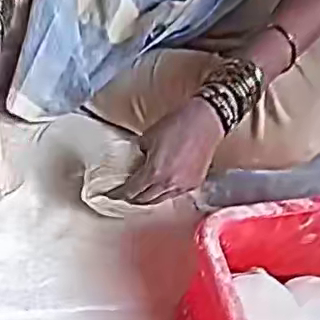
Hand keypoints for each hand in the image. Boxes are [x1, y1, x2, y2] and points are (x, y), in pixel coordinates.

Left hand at [109, 97, 224, 205]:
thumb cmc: (178, 123)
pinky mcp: (193, 184)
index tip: (111, 194)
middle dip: (131, 199)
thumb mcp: (148, 137)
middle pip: (143, 201)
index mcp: (154, 173)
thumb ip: (138, 154)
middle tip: (123, 195)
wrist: (208, 119)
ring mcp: (182, 187)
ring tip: (140, 194)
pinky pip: (173, 195)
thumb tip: (132, 162)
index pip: (130, 192)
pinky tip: (159, 188)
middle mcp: (168, 184)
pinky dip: (163, 194)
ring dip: (147, 199)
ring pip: (158, 200)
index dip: (118, 194)